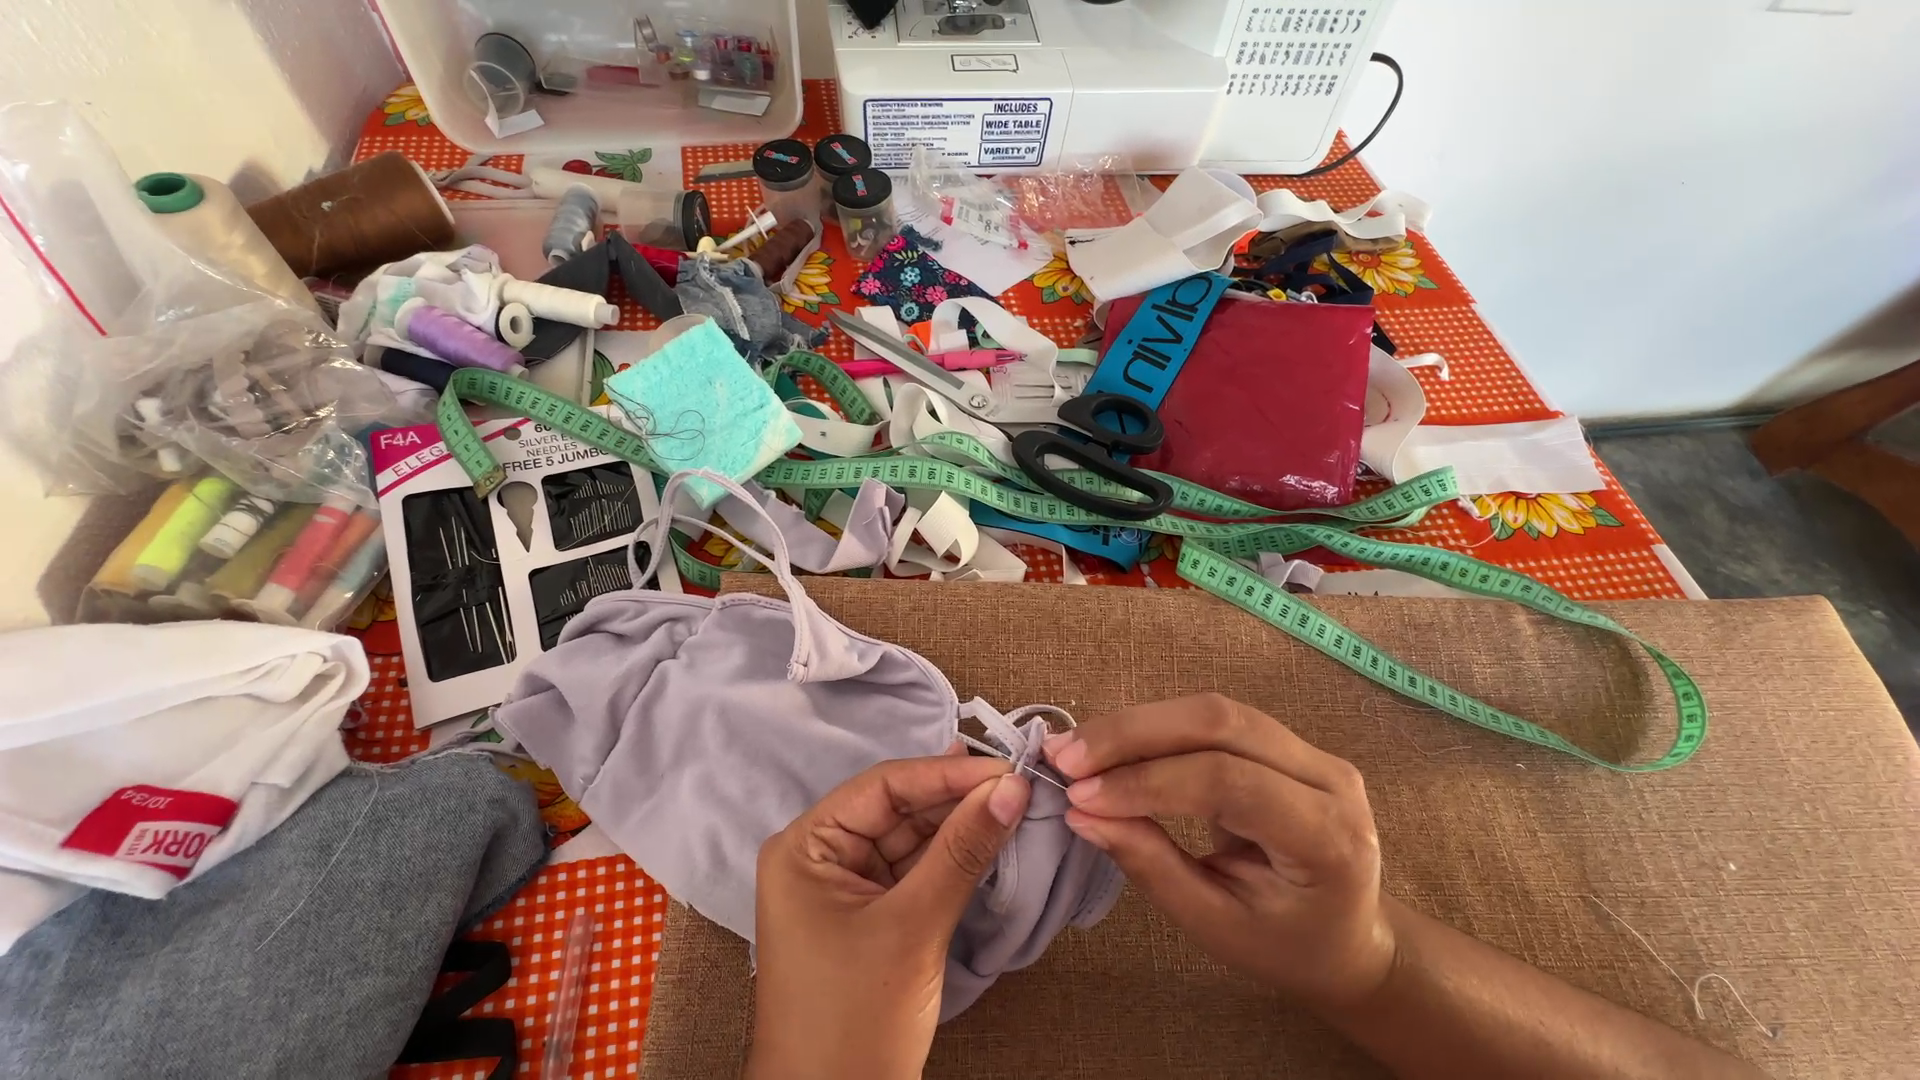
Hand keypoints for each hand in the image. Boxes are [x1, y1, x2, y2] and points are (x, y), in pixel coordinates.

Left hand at [746, 753, 1031, 1079]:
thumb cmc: (856, 1018)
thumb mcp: (913, 926)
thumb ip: (962, 850)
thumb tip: (1011, 788)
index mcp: (806, 847)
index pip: (883, 787)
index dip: (946, 773)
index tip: (1006, 767)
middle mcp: (821, 856)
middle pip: (898, 808)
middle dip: (956, 796)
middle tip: (1019, 782)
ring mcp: (846, 886)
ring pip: (911, 838)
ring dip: (959, 824)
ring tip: (1013, 801)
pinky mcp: (871, 915)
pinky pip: (915, 870)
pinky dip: (952, 857)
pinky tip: (988, 835)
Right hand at [1044, 693, 1395, 1008]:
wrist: (1349, 937)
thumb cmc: (1285, 946)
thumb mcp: (1215, 924)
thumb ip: (1152, 865)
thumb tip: (1082, 815)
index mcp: (1327, 836)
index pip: (1228, 781)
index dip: (1146, 781)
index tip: (1079, 795)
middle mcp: (1328, 776)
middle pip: (1220, 722)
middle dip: (1132, 733)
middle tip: (1063, 755)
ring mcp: (1312, 751)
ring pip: (1212, 710)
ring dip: (1135, 724)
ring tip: (1076, 747)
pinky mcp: (1285, 742)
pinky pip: (1213, 719)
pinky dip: (1154, 728)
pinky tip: (1112, 744)